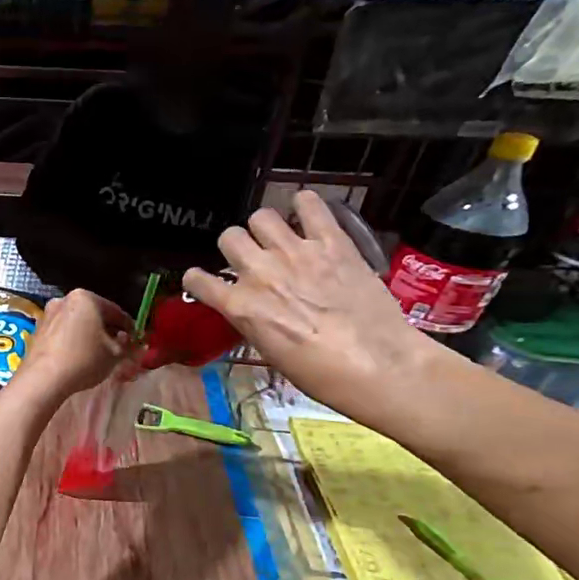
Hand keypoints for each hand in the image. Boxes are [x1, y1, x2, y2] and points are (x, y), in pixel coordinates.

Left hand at [13, 289, 131, 398]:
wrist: (43, 378)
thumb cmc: (84, 359)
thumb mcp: (115, 353)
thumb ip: (128, 344)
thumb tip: (130, 340)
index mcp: (85, 297)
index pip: (116, 311)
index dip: (129, 327)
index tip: (137, 340)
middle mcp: (63, 299)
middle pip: (95, 315)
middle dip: (108, 331)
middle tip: (120, 348)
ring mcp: (48, 314)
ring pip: (78, 323)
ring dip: (91, 335)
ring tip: (101, 354)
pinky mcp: (38, 329)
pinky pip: (64, 331)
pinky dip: (74, 339)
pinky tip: (80, 356)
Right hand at [182, 191, 439, 419]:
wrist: (380, 367)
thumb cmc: (320, 374)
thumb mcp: (268, 350)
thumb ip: (251, 318)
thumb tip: (250, 307)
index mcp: (238, 306)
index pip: (197, 279)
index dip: (199, 279)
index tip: (205, 281)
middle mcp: (259, 273)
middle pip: (229, 237)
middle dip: (236, 247)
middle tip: (251, 257)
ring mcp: (296, 254)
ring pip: (261, 216)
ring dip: (266, 228)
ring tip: (278, 237)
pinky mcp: (333, 244)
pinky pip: (311, 207)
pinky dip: (305, 205)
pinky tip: (306, 210)